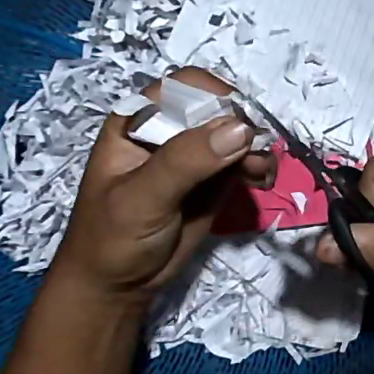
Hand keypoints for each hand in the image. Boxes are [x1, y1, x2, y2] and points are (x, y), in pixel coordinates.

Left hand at [52, 110, 268, 298]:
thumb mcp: (141, 198)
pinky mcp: (216, 176)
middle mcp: (170, 128)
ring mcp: (196, 152)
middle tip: (253, 155)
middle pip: (218, 106)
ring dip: (256, 146)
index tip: (240, 122)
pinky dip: (260, 164)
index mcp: (138, 120)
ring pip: (238, 131)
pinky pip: (246, 158)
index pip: (183, 88)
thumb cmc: (112, 237)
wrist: (118, 286)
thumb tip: (241, 128)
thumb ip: (186, 161)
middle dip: (243, 124)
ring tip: (259, 174)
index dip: (214, 96)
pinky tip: (262, 181)